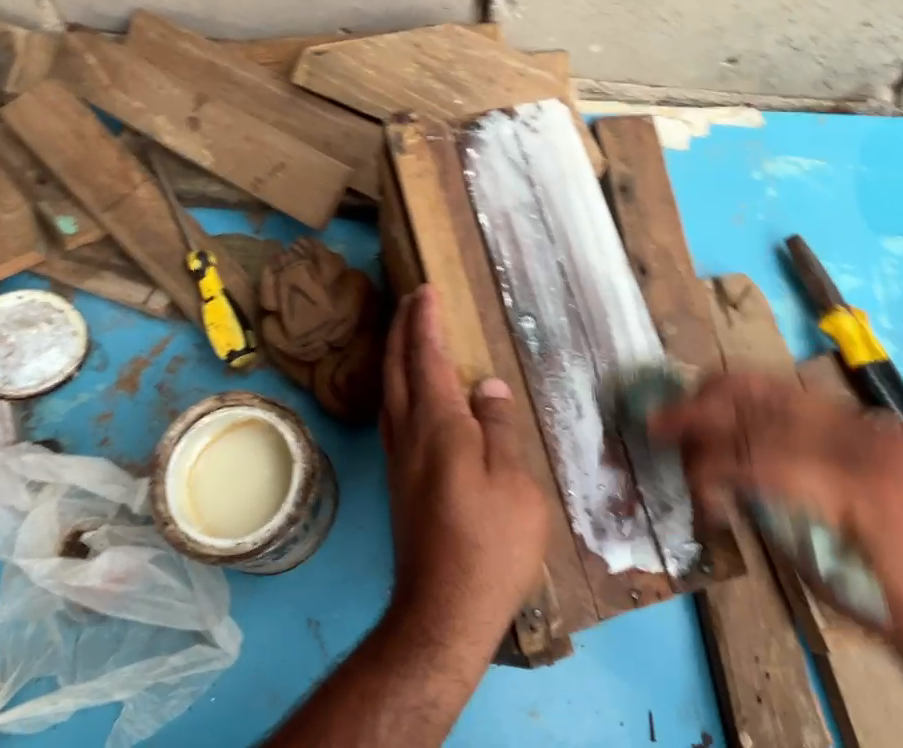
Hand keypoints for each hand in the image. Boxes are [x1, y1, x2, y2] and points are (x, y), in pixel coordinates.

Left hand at [380, 285, 548, 646]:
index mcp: (437, 426)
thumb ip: (498, 428)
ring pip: (389, 392)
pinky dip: (398, 388)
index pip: (427, 357)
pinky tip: (410, 398)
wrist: (443, 611)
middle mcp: (408, 435)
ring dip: (396, 356)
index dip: (426, 321)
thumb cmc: (490, 545)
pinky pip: (393, 416)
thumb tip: (484, 385)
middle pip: (397, 368)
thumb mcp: (513, 483)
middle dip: (403, 329)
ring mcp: (398, 461)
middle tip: (412, 299)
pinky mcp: (399, 484)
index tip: (426, 290)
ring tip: (407, 336)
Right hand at [650, 374, 902, 661]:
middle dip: (702, 405)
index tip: (671, 466)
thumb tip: (716, 480)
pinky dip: (759, 405)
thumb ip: (769, 514)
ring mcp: (874, 428)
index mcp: (853, 488)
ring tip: (688, 409)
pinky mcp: (878, 430)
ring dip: (726, 395)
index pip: (753, 452)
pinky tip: (736, 419)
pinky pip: (803, 403)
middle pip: (762, 400)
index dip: (703, 458)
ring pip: (780, 389)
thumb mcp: (825, 577)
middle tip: (661, 418)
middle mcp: (863, 441)